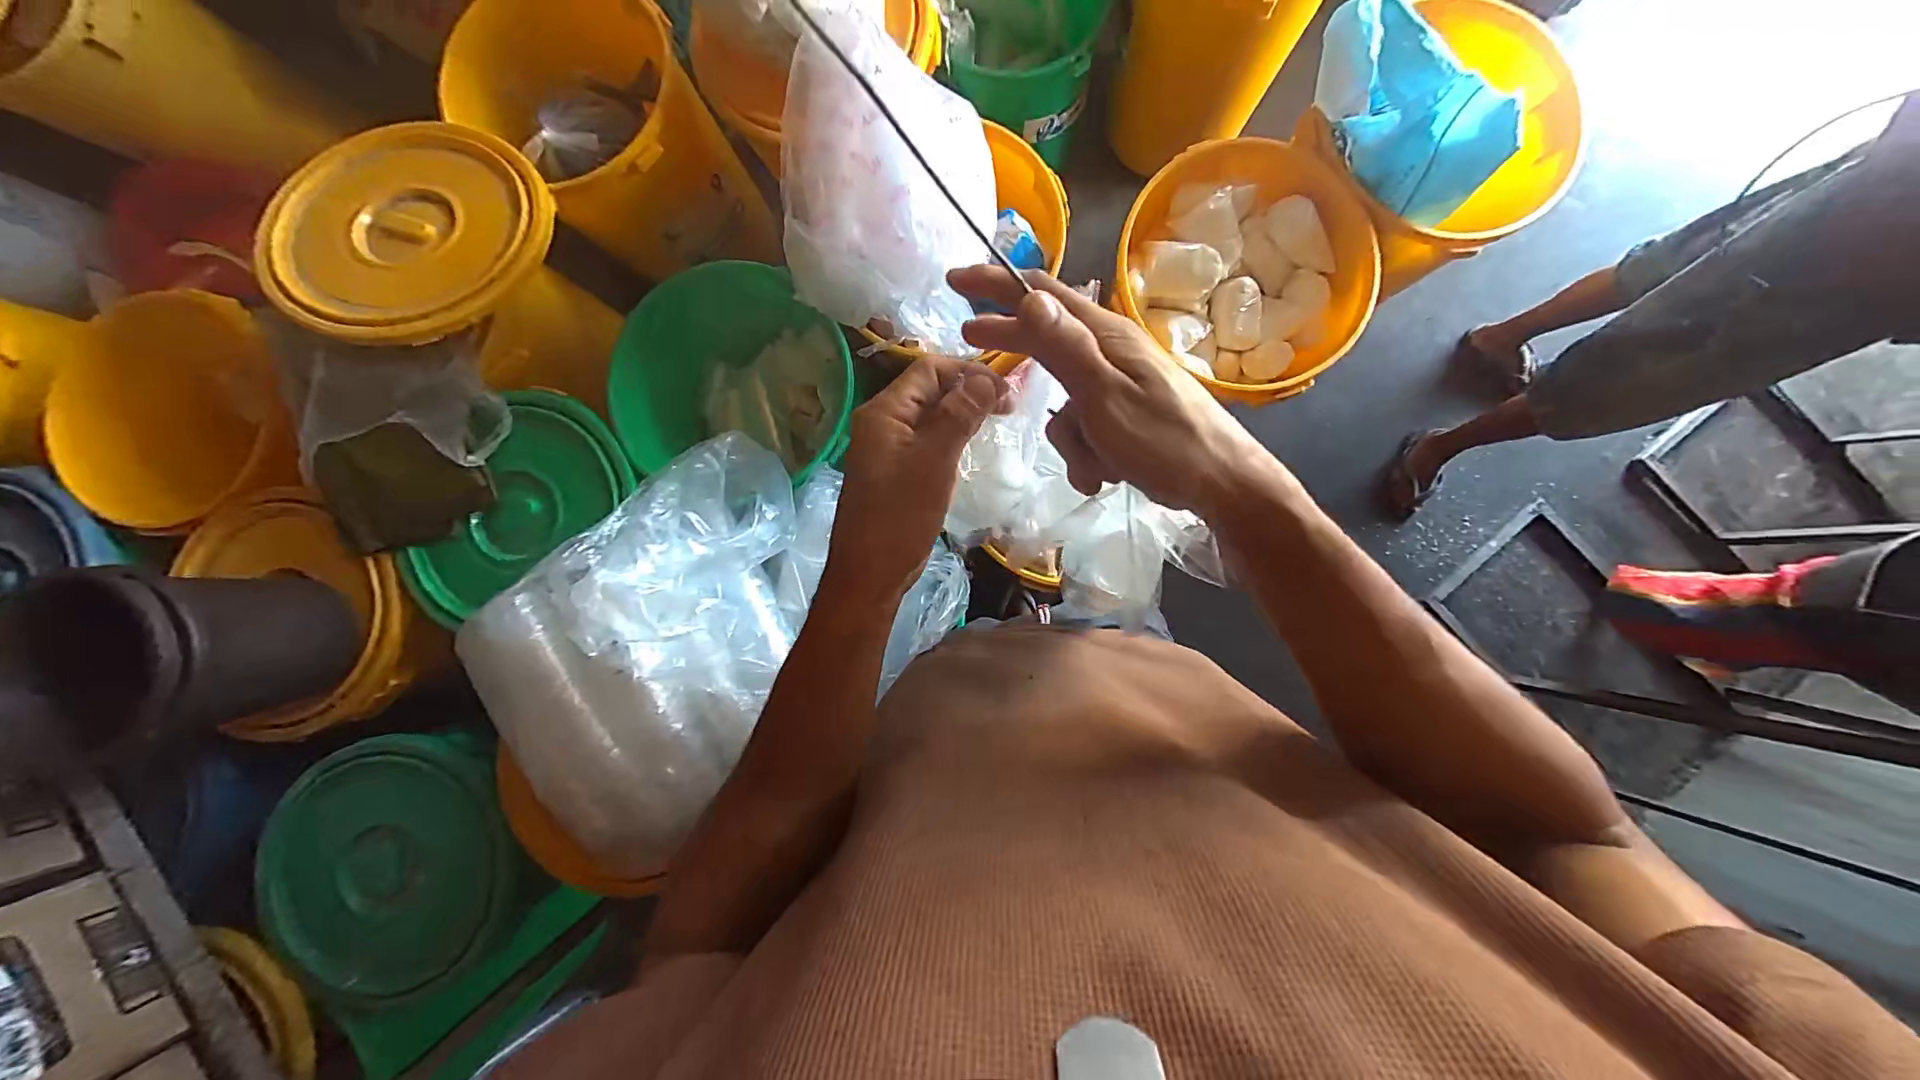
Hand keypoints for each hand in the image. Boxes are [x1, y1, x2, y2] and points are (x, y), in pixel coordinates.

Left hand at [823, 354, 1008, 603]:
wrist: (871, 573)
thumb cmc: (900, 516)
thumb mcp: (935, 460)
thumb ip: (959, 415)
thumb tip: (987, 379)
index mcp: (884, 412)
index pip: (929, 370)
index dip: (969, 371)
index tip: (1007, 388)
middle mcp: (883, 423)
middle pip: (930, 390)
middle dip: (969, 389)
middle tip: (1009, 405)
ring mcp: (889, 448)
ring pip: (931, 416)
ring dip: (964, 412)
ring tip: (999, 419)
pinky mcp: (898, 470)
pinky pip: (928, 440)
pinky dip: (953, 435)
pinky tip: (974, 443)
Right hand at [950, 266, 1292, 518]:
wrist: (1219, 482)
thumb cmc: (1164, 440)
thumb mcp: (1105, 396)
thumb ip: (1066, 349)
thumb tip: (1029, 298)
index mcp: (1105, 336)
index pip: (1042, 296)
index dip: (996, 284)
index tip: (957, 279)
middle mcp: (1110, 352)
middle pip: (1047, 341)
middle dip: (1013, 347)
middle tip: (970, 335)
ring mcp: (1117, 385)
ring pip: (1065, 403)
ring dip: (1071, 438)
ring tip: (1094, 464)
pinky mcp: (1123, 415)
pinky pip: (1086, 428)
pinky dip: (1089, 453)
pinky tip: (1106, 473)